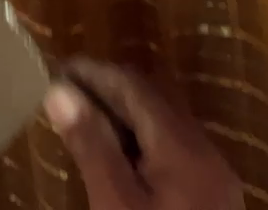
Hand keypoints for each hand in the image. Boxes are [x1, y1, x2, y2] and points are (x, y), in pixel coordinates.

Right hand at [43, 59, 241, 209]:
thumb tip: (59, 90)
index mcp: (183, 148)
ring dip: (120, 115)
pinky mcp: (209, 202)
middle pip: (151, 102)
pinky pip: (169, 151)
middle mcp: (205, 154)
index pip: (133, 87)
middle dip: (106, 91)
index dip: (93, 73)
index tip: (54, 70)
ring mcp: (212, 180)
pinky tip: (112, 156)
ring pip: (161, 126)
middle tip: (62, 93)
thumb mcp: (115, 203)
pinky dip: (136, 140)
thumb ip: (90, 144)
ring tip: (80, 120)